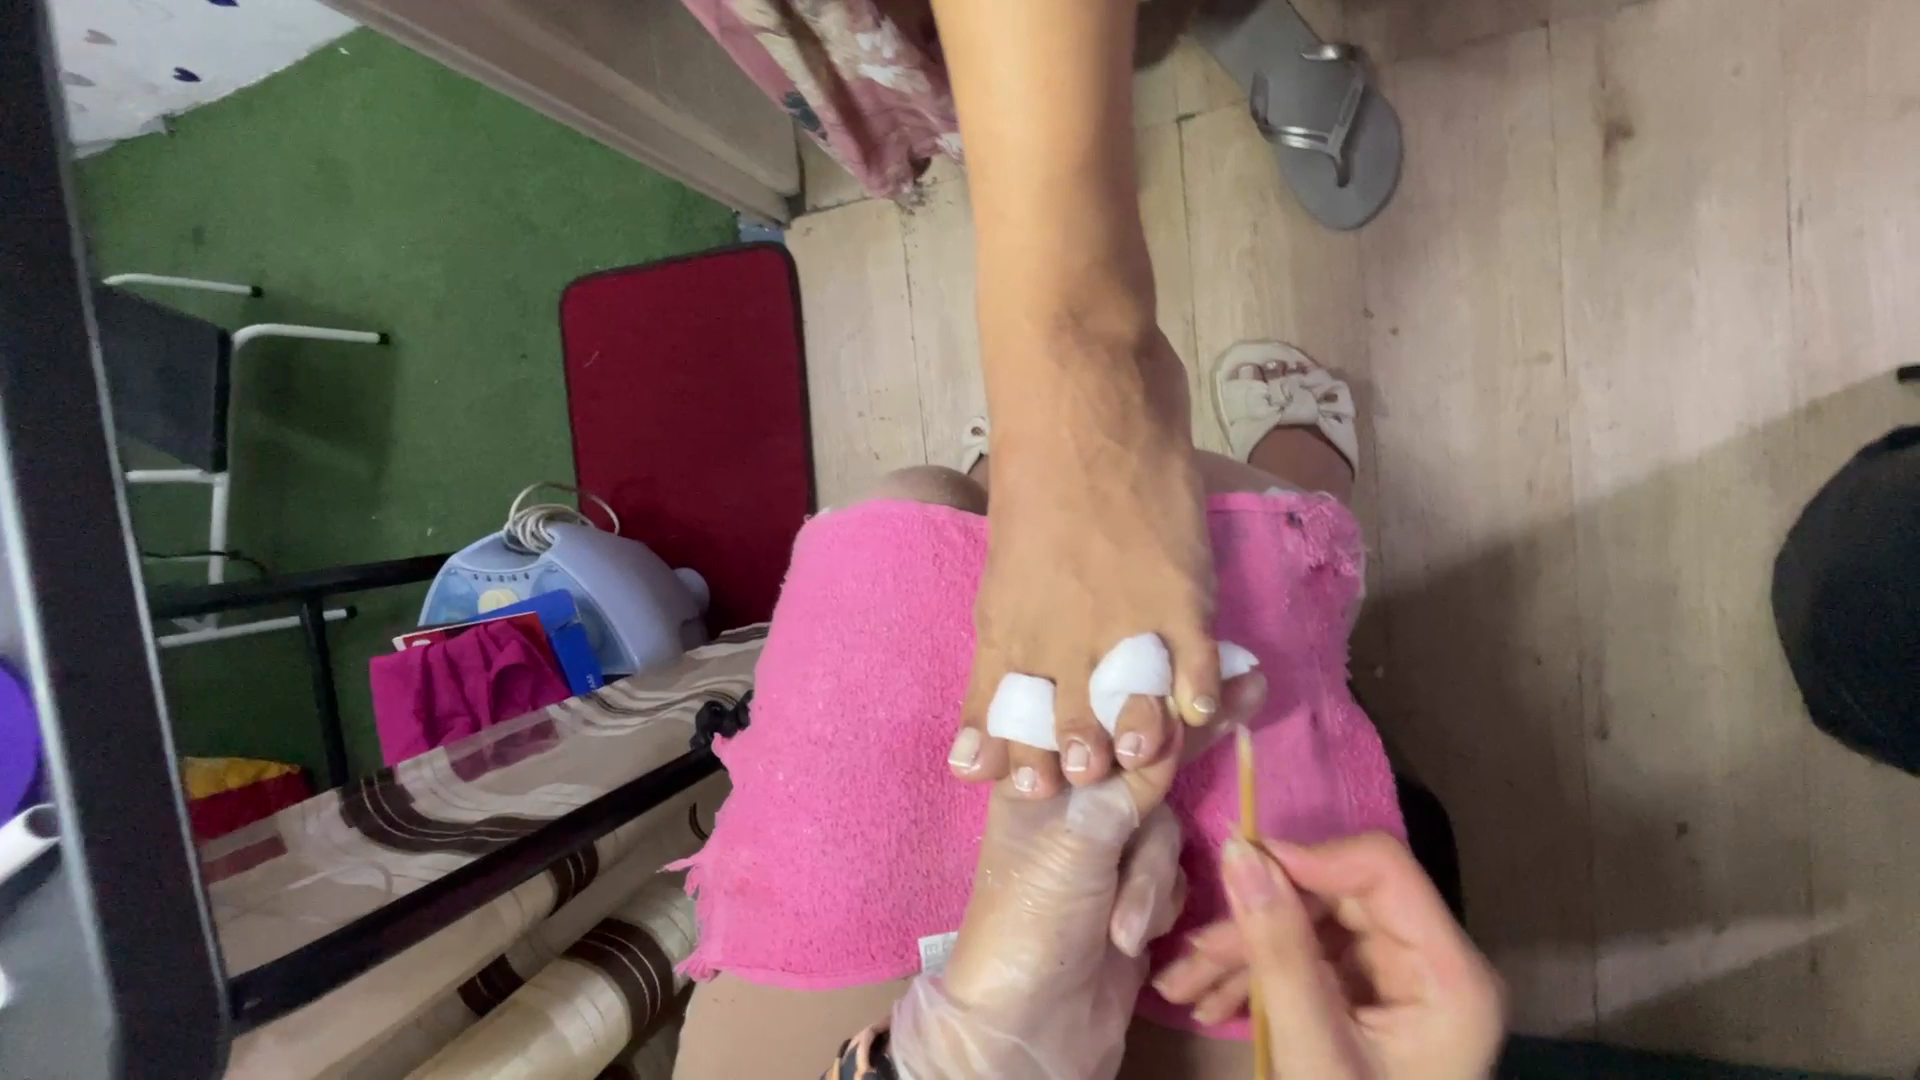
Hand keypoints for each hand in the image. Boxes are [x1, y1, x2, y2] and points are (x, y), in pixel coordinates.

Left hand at [893, 676, 1266, 1079]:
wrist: (1032, 1026)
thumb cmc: (1034, 918)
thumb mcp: (1078, 840)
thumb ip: (1130, 786)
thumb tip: (1170, 728)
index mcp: (1043, 776)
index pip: (1105, 721)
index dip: (1155, 694)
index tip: (1207, 664)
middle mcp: (1074, 802)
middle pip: (1146, 764)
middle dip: (1189, 742)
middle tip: (1248, 687)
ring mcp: (1105, 849)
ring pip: (1164, 829)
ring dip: (1151, 880)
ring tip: (1121, 925)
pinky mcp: (1133, 893)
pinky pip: (1171, 875)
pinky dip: (1158, 903)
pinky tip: (1129, 938)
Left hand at [952, 328, 1218, 796]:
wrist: (1080, 395)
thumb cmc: (1034, 466)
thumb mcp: (1003, 550)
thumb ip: (1011, 609)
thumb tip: (1015, 659)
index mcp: (1008, 617)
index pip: (1000, 706)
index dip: (1001, 751)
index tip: (1005, 782)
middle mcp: (1058, 632)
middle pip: (1062, 723)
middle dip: (1063, 763)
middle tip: (1074, 780)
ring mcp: (1121, 617)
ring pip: (1128, 714)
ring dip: (1131, 745)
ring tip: (1134, 759)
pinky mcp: (1179, 591)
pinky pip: (1192, 669)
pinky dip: (1198, 700)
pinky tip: (1202, 714)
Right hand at [1154, 834, 1504, 1079]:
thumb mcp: (1313, 1049)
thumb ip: (1277, 947)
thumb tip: (1236, 849)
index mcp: (1449, 975)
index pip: (1381, 868)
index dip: (1308, 858)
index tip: (1236, 872)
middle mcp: (1429, 960)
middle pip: (1333, 894)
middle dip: (1257, 917)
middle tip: (1191, 954)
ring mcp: (1395, 974)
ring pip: (1306, 921)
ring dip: (1241, 949)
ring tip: (1183, 986)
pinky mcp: (1364, 990)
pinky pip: (1303, 952)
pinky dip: (1255, 971)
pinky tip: (1210, 1001)